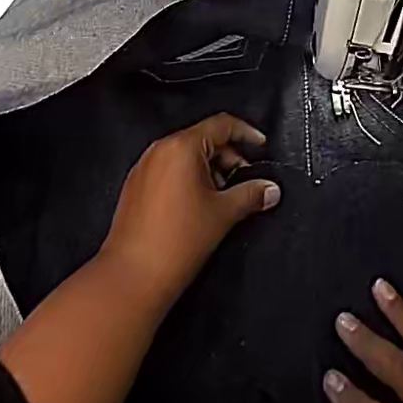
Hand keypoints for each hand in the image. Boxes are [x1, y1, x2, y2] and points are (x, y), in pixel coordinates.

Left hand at [98, 113, 281, 308]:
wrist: (130, 278)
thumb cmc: (179, 240)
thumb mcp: (223, 214)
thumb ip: (251, 194)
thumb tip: (272, 189)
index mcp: (182, 146)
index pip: (221, 124)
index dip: (245, 132)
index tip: (261, 145)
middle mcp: (160, 148)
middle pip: (204, 139)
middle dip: (228, 157)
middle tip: (245, 181)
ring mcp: (144, 166)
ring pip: (186, 155)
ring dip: (209, 170)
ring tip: (223, 198)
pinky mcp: (135, 185)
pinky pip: (169, 169)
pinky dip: (189, 178)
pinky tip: (199, 205)